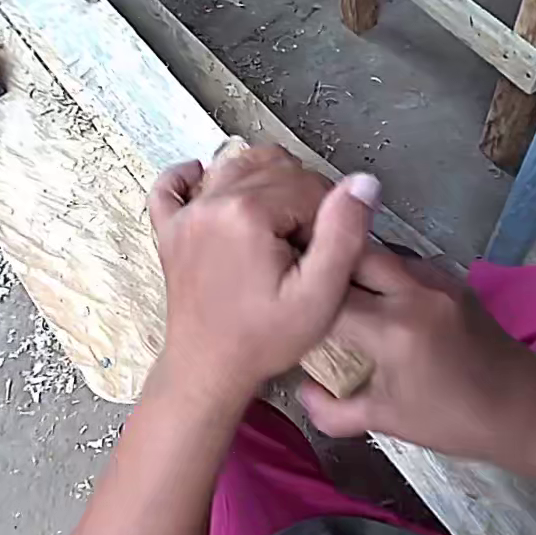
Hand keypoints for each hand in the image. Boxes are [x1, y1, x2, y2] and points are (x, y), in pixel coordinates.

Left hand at [148, 145, 377, 400]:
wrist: (209, 370)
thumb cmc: (264, 338)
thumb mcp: (321, 294)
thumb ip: (345, 233)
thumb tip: (363, 182)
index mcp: (248, 213)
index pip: (311, 184)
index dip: (330, 218)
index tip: (323, 254)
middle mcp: (212, 202)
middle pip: (280, 170)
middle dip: (305, 202)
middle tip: (307, 249)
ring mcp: (186, 213)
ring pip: (240, 164)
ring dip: (270, 184)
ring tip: (282, 229)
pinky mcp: (171, 229)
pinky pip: (173, 183)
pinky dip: (193, 176)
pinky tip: (211, 185)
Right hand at [296, 251, 535, 468]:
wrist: (524, 405)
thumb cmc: (454, 420)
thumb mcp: (386, 421)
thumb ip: (333, 408)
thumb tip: (302, 388)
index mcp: (394, 329)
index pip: (326, 298)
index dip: (298, 302)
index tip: (282, 309)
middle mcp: (415, 292)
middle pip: (351, 254)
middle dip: (321, 263)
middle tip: (298, 280)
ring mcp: (439, 280)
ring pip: (380, 250)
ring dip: (351, 262)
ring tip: (328, 282)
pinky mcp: (454, 280)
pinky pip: (406, 261)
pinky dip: (381, 269)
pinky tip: (370, 291)